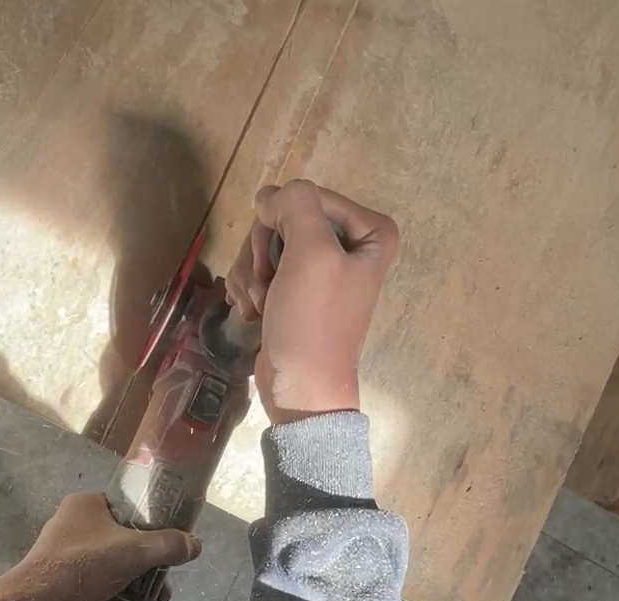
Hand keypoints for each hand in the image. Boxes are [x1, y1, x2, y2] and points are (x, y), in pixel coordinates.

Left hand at [0, 493, 200, 600]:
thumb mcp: (134, 551)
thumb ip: (168, 546)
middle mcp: (78, 528)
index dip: (154, 530)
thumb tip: (196, 544)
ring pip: (116, 576)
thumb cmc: (84, 566)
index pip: (129, 511)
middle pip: (127, 549)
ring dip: (138, 600)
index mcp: (88, 506)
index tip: (172, 551)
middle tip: (165, 596)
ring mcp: (70, 560)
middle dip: (150, 578)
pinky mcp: (67, 587)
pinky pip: (100, 595)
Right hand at [223, 181, 398, 423]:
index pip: (306, 197)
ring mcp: (318, 270)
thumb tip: (269, 196)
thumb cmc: (312, 322)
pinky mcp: (293, 292)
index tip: (275, 260)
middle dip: (263, 253)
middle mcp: (347, 246)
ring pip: (265, 246)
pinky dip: (249, 289)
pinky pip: (260, 270)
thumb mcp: (310, 253)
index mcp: (369, 231)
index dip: (280, 222)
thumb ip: (295, 205)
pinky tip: (253, 311)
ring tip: (259, 304)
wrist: (300, 387)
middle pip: (283, 220)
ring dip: (252, 275)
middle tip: (267, 284)